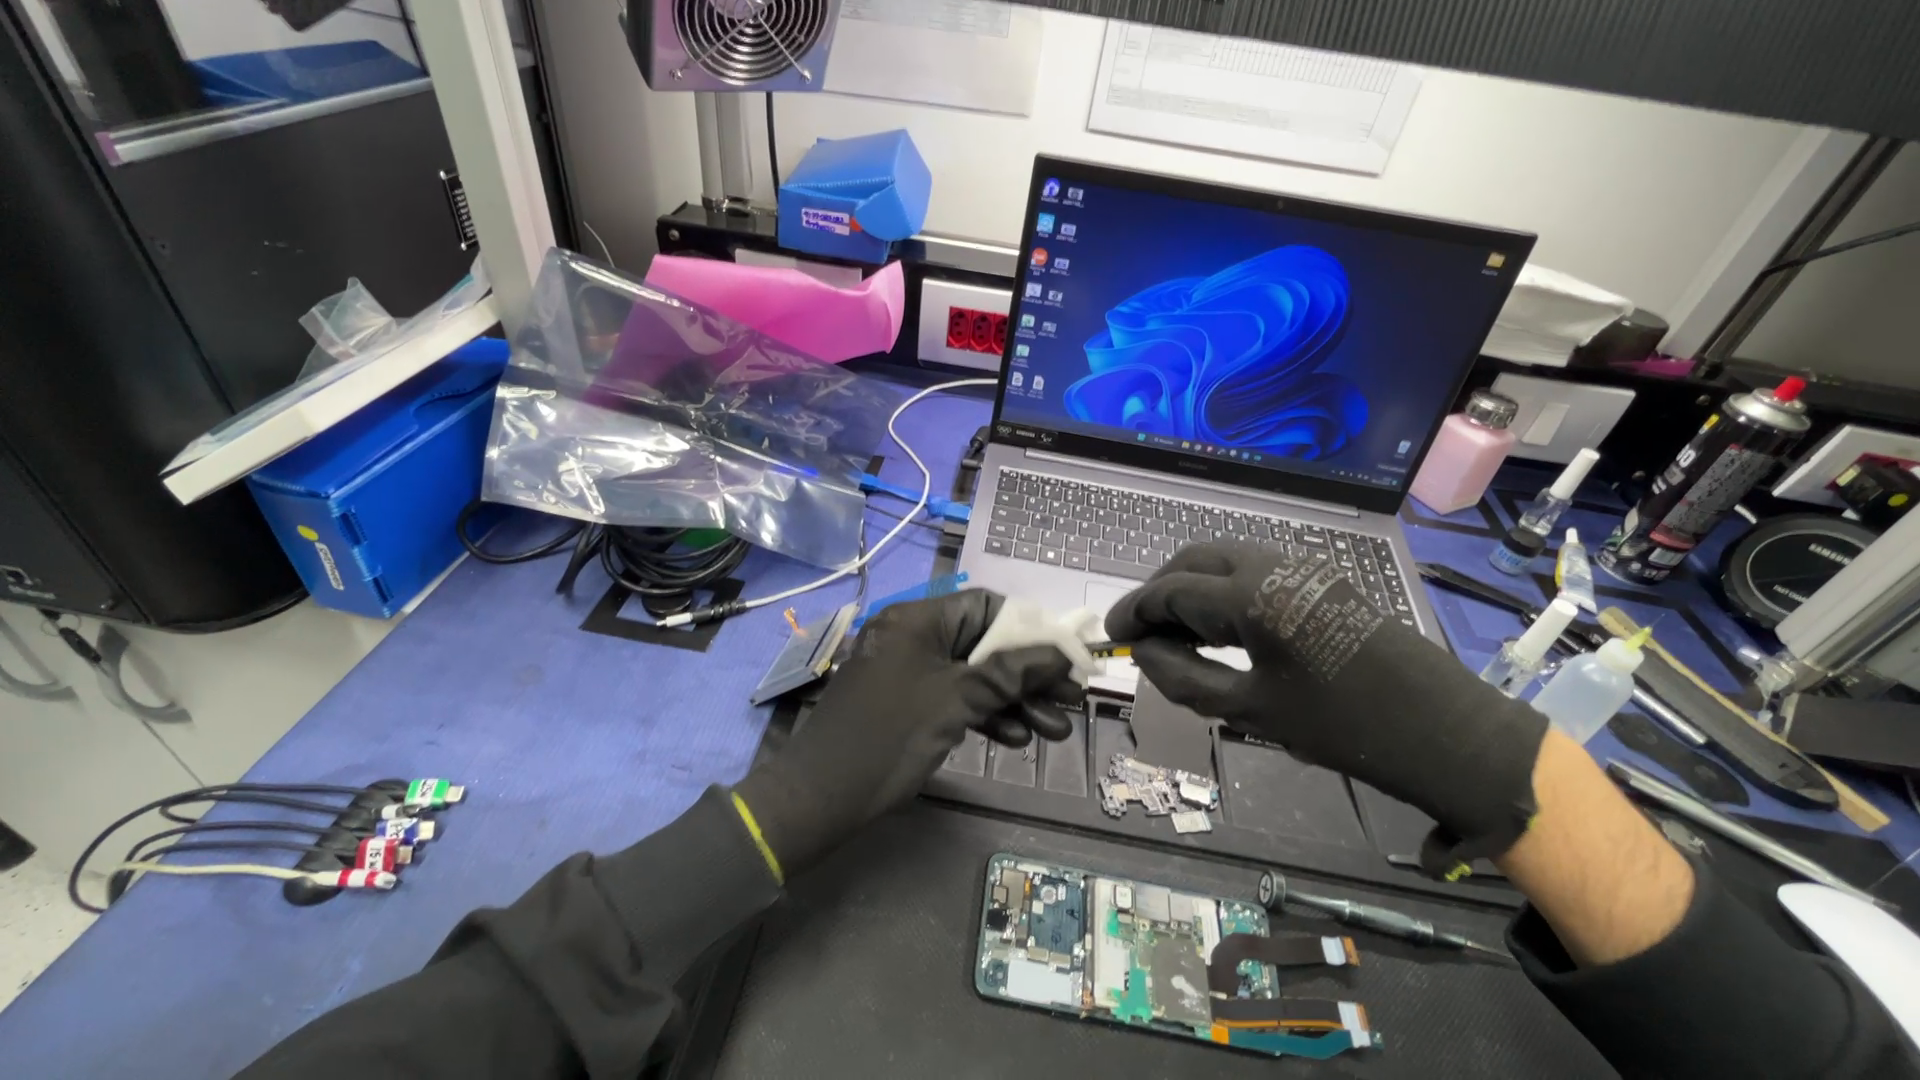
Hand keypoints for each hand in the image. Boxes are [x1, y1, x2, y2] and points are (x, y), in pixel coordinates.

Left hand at [736, 590, 1080, 877]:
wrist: (821, 798)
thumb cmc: (889, 738)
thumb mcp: (956, 701)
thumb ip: (1010, 674)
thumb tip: (1061, 653)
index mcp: (917, 620)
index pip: (987, 607)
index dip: (1032, 630)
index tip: (1067, 657)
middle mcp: (913, 637)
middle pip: (985, 646)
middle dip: (1029, 675)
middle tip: (1072, 699)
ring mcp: (909, 672)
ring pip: (974, 677)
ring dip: (1014, 702)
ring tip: (1056, 730)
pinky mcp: (908, 704)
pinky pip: (955, 699)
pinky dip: (985, 716)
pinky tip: (1017, 739)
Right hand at [1105, 543, 1547, 873]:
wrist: (1443, 730)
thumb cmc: (1342, 727)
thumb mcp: (1251, 710)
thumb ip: (1184, 677)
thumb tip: (1144, 651)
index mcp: (1252, 594)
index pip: (1171, 590)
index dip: (1133, 611)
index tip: (1110, 634)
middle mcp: (1273, 564)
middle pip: (1194, 561)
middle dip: (1159, 591)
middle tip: (1140, 632)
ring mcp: (1303, 567)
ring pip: (1224, 560)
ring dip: (1191, 588)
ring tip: (1174, 633)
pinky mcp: (1323, 580)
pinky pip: (1255, 571)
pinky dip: (1223, 591)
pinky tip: (1220, 628)